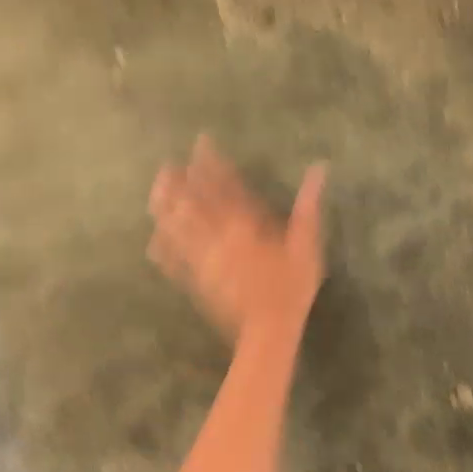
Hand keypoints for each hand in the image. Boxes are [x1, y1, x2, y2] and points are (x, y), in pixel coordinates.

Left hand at [147, 135, 327, 338]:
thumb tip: (319, 169)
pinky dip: (164, 250)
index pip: (224, 186)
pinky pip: (176, 263)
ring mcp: (205, 259)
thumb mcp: (307, 244)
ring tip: (156, 191)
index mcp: (246, 225)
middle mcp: (220, 237)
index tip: (201, 143)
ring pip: (179, 228)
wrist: (269, 328)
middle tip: (167, 165)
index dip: (211, 163)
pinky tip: (153, 241)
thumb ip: (307, 206)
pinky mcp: (197, 281)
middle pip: (194, 203)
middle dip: (180, 182)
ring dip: (166, 208)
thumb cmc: (293, 287)